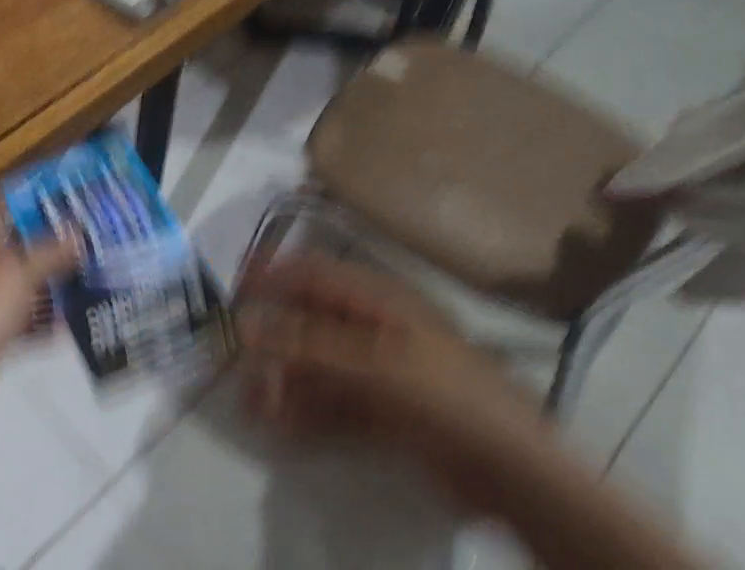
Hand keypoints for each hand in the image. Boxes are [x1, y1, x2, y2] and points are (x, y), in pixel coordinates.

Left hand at [0, 192, 79, 421]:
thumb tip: (77, 233)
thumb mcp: (15, 278)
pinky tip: (75, 323)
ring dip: (52, 283)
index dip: (29, 194)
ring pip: (20, 284)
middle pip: (14, 244)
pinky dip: (44, 321)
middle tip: (93, 236)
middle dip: (51, 242)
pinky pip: (21, 320)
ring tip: (95, 275)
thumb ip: (48, 254)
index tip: (68, 192)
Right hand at [235, 253, 552, 514]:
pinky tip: (281, 429)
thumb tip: (246, 321)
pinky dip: (304, 413)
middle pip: (307, 323)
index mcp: (377, 300)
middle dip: (271, 345)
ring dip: (282, 384)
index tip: (231, 294)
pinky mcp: (380, 412)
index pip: (311, 272)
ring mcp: (376, 372)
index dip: (269, 276)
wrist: (513, 472)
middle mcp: (372, 328)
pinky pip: (329, 403)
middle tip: (240, 371)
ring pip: (314, 367)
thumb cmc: (446, 397)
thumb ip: (306, 341)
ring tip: (256, 410)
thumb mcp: (374, 363)